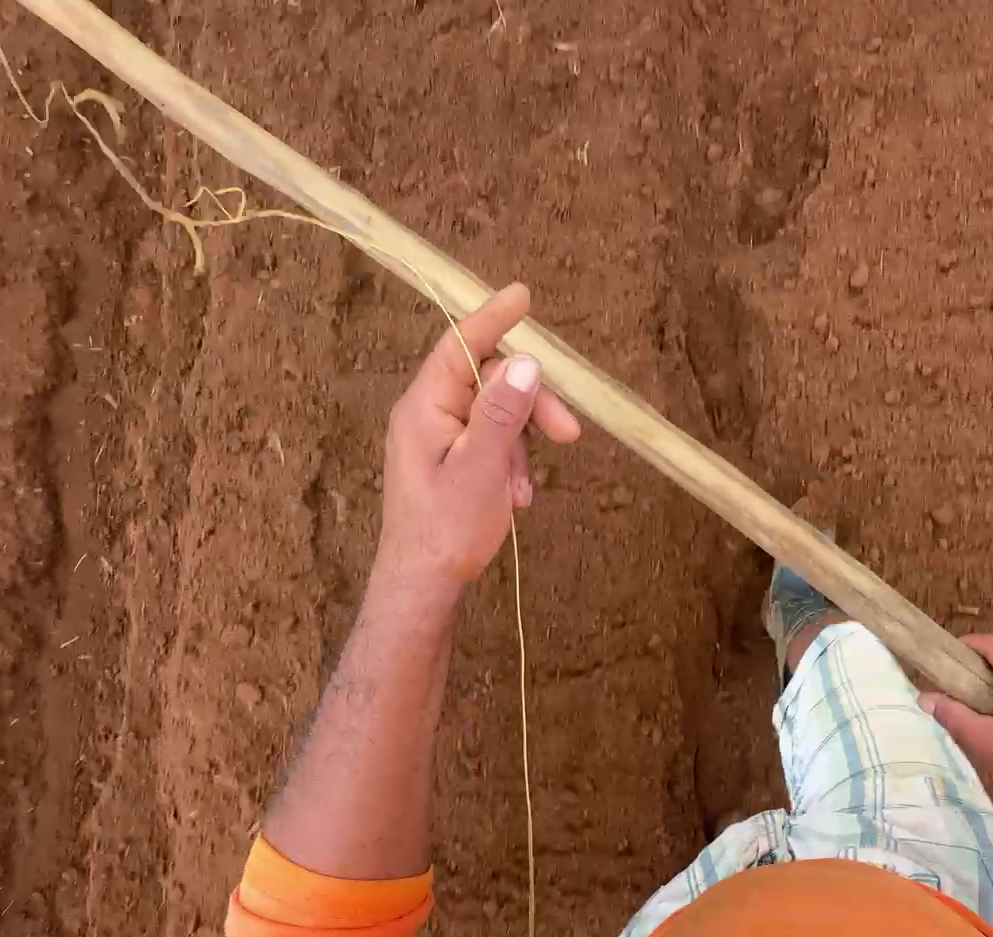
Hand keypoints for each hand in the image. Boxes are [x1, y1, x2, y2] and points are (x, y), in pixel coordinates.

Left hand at [377, 283, 580, 588]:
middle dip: (532, 404)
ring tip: (527, 491)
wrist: (423, 585)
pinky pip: (490, 442)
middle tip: (569, 433)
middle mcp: (428, 414)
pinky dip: (511, 462)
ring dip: (523, 443)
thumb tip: (527, 362)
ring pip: (496, 414)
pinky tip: (517, 497)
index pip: (460, 346)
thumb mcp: (482, 468)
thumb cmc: (446, 530)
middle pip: (489, 382)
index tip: (524, 295)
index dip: (493, 318)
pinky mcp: (450, 461)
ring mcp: (439, 438)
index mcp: (425, 407)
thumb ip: (503, 412)